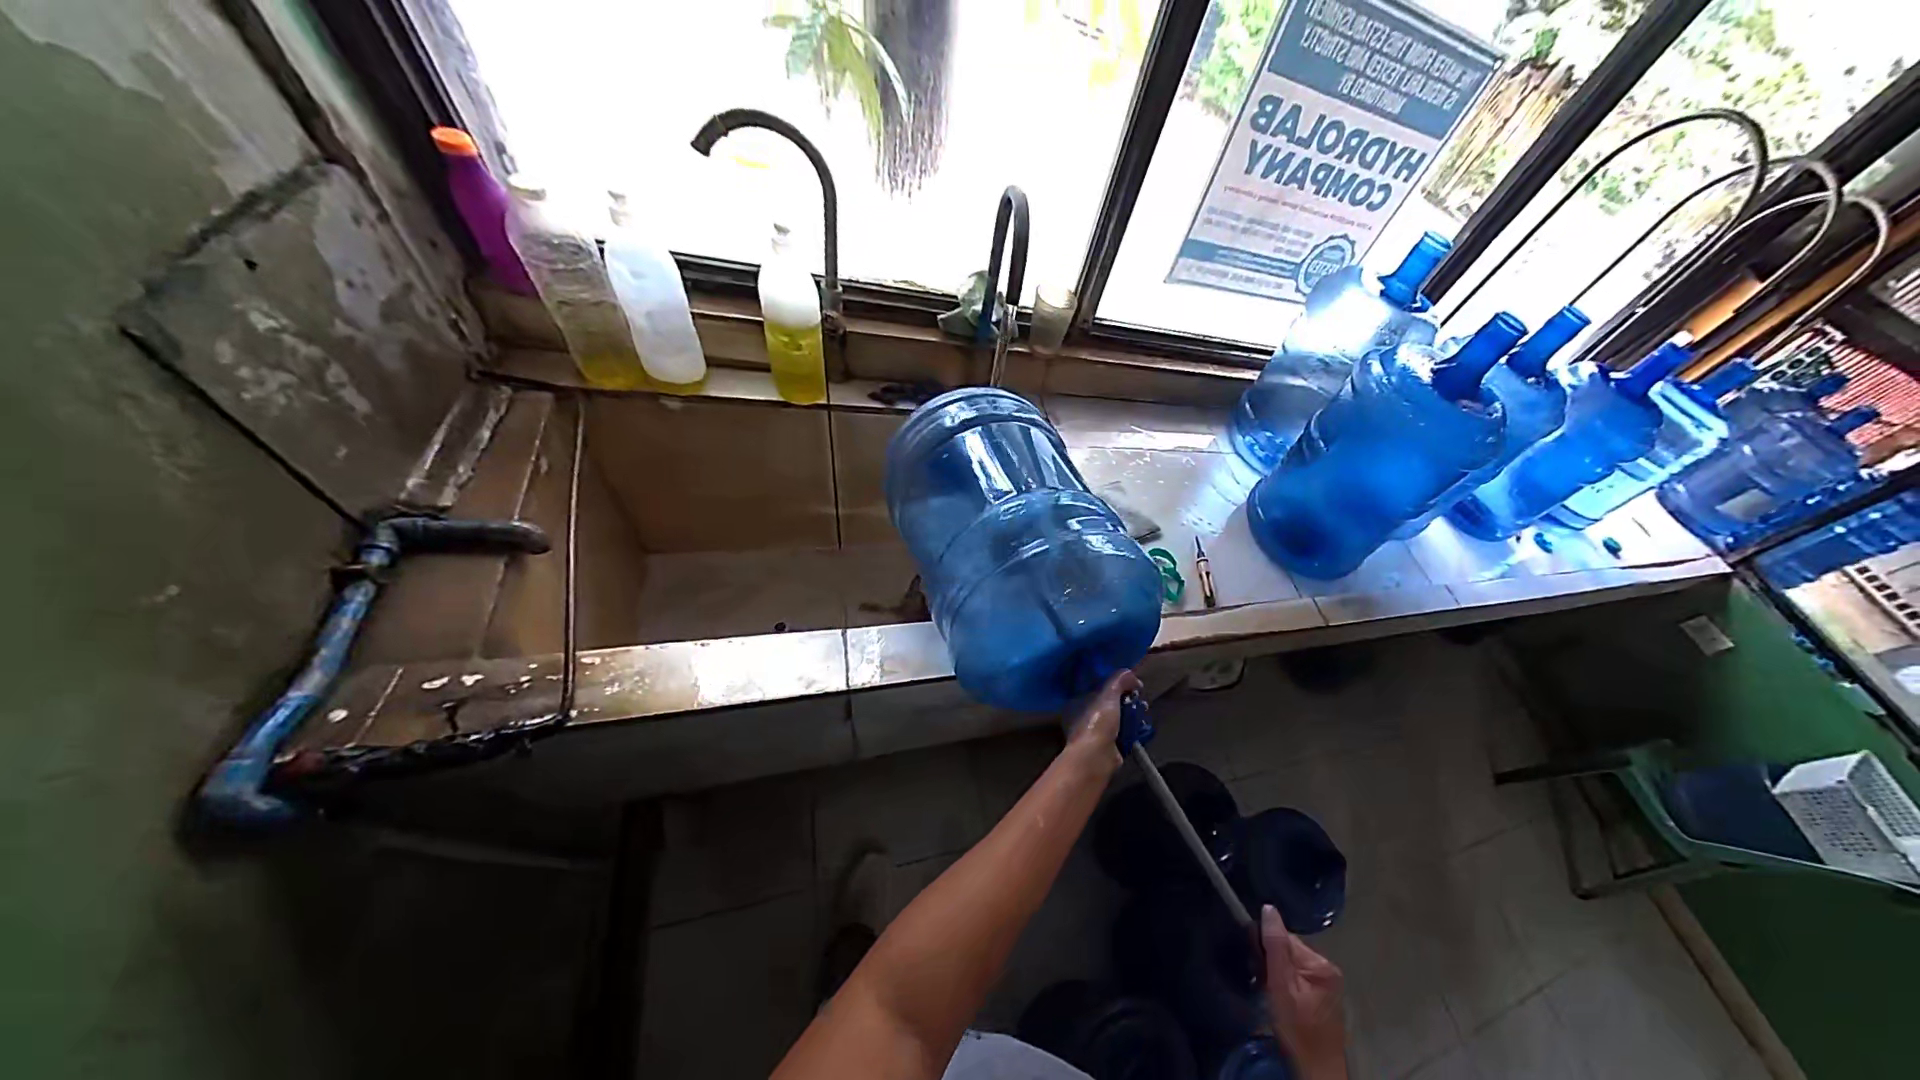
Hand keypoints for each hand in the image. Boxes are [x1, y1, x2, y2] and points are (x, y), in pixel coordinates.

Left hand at [1062, 669, 1141, 768]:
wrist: (1097, 756)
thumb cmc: (1097, 721)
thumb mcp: (1108, 694)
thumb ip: (1119, 680)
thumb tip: (1133, 677)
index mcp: (1076, 703)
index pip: (1095, 688)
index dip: (1113, 685)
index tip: (1128, 684)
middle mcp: (1083, 718)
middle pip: (1109, 704)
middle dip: (1126, 700)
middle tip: (1138, 698)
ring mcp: (1095, 733)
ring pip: (1117, 719)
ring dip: (1132, 714)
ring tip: (1143, 710)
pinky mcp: (1108, 747)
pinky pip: (1122, 733)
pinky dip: (1132, 729)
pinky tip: (1142, 725)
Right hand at [1262, 905, 1347, 1079]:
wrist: (1316, 1069)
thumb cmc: (1297, 1029)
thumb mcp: (1280, 986)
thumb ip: (1274, 946)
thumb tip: (1268, 909)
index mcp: (1322, 964)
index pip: (1285, 938)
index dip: (1266, 946)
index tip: (1256, 963)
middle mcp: (1328, 969)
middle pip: (1288, 949)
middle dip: (1271, 960)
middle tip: (1262, 980)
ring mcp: (1328, 983)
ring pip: (1290, 963)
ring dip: (1276, 972)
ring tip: (1269, 990)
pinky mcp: (1323, 996)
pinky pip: (1296, 976)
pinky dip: (1284, 982)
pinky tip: (1279, 997)